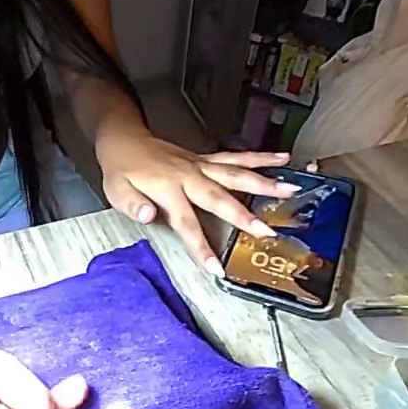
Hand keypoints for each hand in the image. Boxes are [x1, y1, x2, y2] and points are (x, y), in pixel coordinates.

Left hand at [93, 125, 298, 273]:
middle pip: (219, 197)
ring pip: (234, 173)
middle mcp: (187, 176)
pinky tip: (283, 158)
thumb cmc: (120, 170)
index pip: (186, 223)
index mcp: (166, 189)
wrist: (124, 141)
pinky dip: (259, 157)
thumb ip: (133, 205)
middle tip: (267, 232)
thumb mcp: (116, 191)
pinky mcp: (203, 159)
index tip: (216, 267)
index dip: (201, 246)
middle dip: (243, 215)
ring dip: (263, 181)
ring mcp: (198, 165)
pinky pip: (234, 158)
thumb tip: (149, 216)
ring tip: (291, 188)